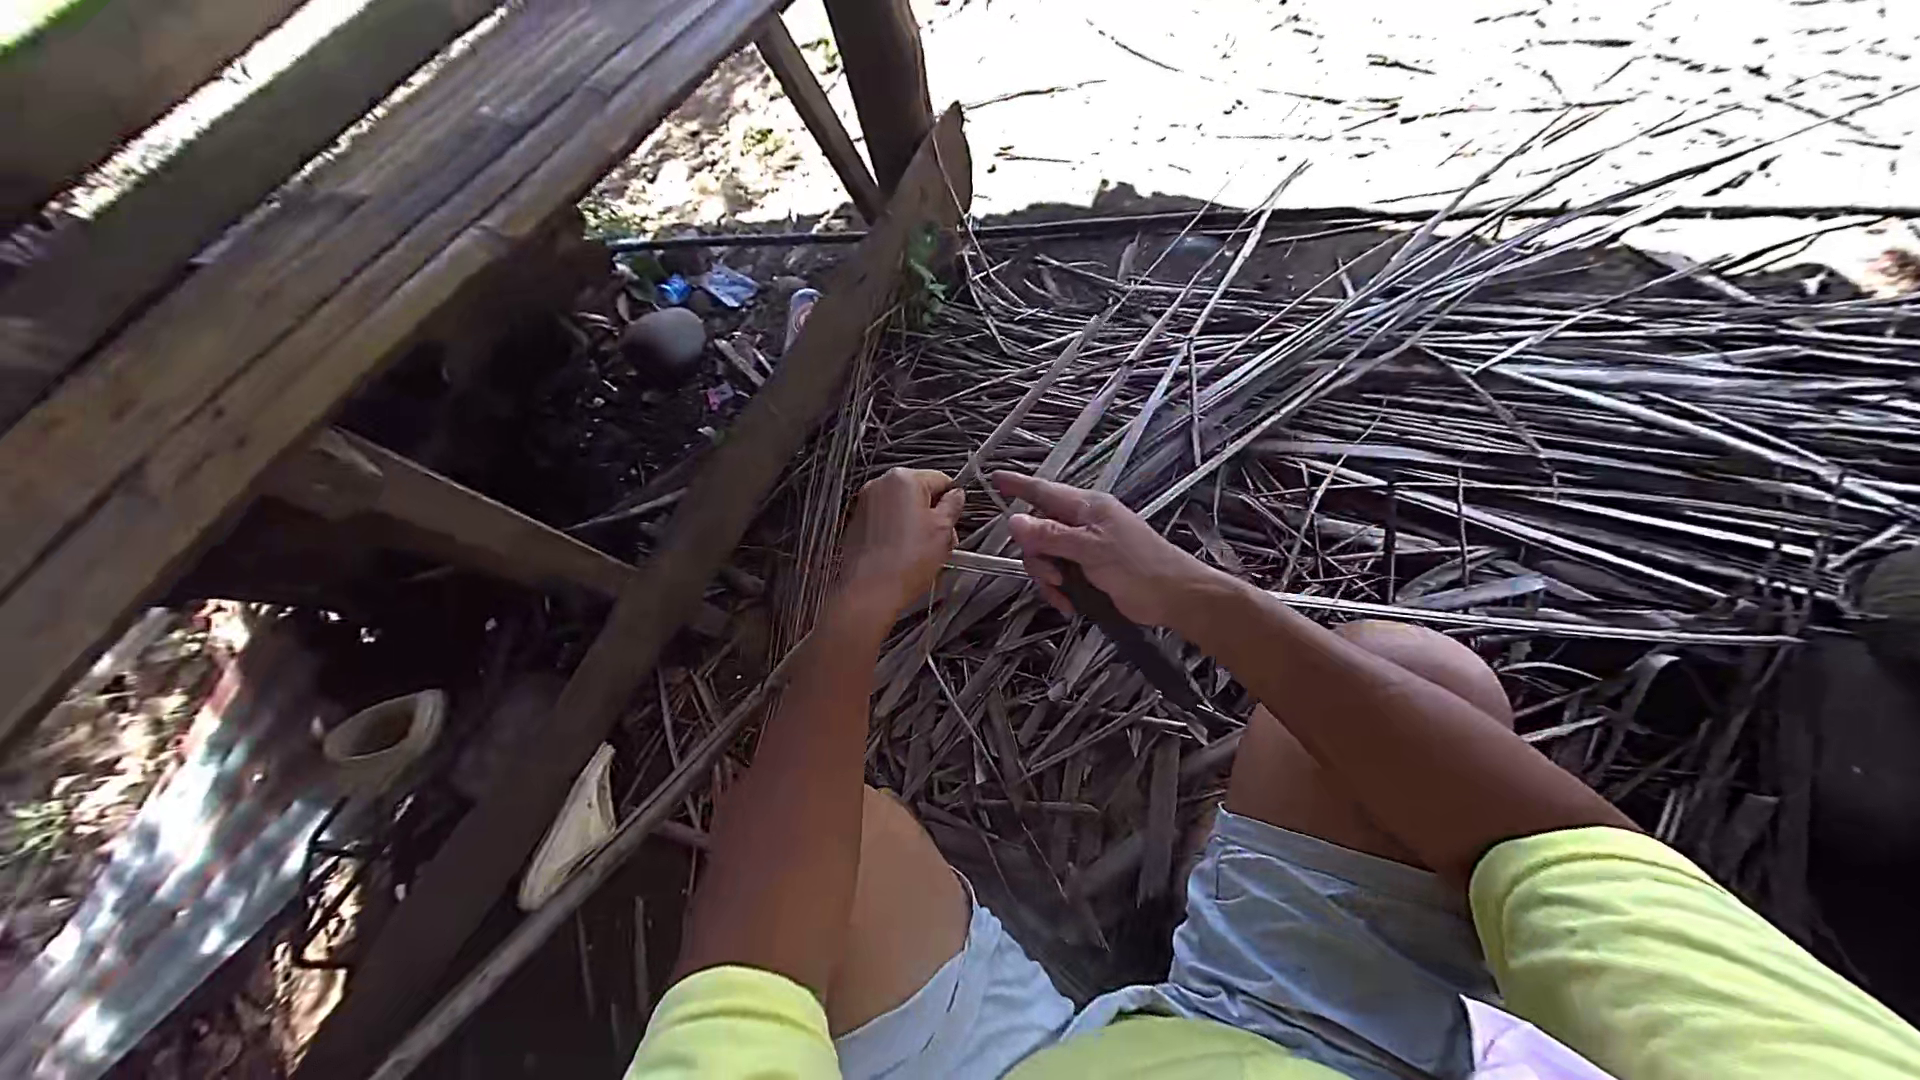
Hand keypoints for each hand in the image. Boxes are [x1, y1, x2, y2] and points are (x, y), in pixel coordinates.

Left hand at [838, 468, 964, 616]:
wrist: (870, 592)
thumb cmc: (906, 561)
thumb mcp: (942, 530)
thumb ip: (952, 506)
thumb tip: (956, 496)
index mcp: (904, 479)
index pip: (940, 479)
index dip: (952, 501)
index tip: (954, 520)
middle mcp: (880, 485)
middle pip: (919, 493)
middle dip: (934, 514)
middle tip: (942, 541)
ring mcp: (865, 504)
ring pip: (902, 508)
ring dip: (916, 525)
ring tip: (923, 552)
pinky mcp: (857, 524)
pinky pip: (886, 521)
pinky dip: (897, 533)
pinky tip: (904, 554)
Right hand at [993, 472, 1231, 629]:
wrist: (1175, 597)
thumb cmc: (1141, 568)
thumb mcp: (1091, 550)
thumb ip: (1051, 536)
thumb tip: (1016, 521)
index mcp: (1087, 508)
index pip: (1044, 492)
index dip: (1019, 486)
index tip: (996, 479)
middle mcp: (1084, 523)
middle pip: (1039, 531)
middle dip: (1037, 556)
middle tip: (1052, 575)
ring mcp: (1087, 546)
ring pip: (1047, 556)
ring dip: (1048, 577)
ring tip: (1064, 592)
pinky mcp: (1091, 568)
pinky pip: (1061, 574)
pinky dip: (1060, 589)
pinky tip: (1070, 602)